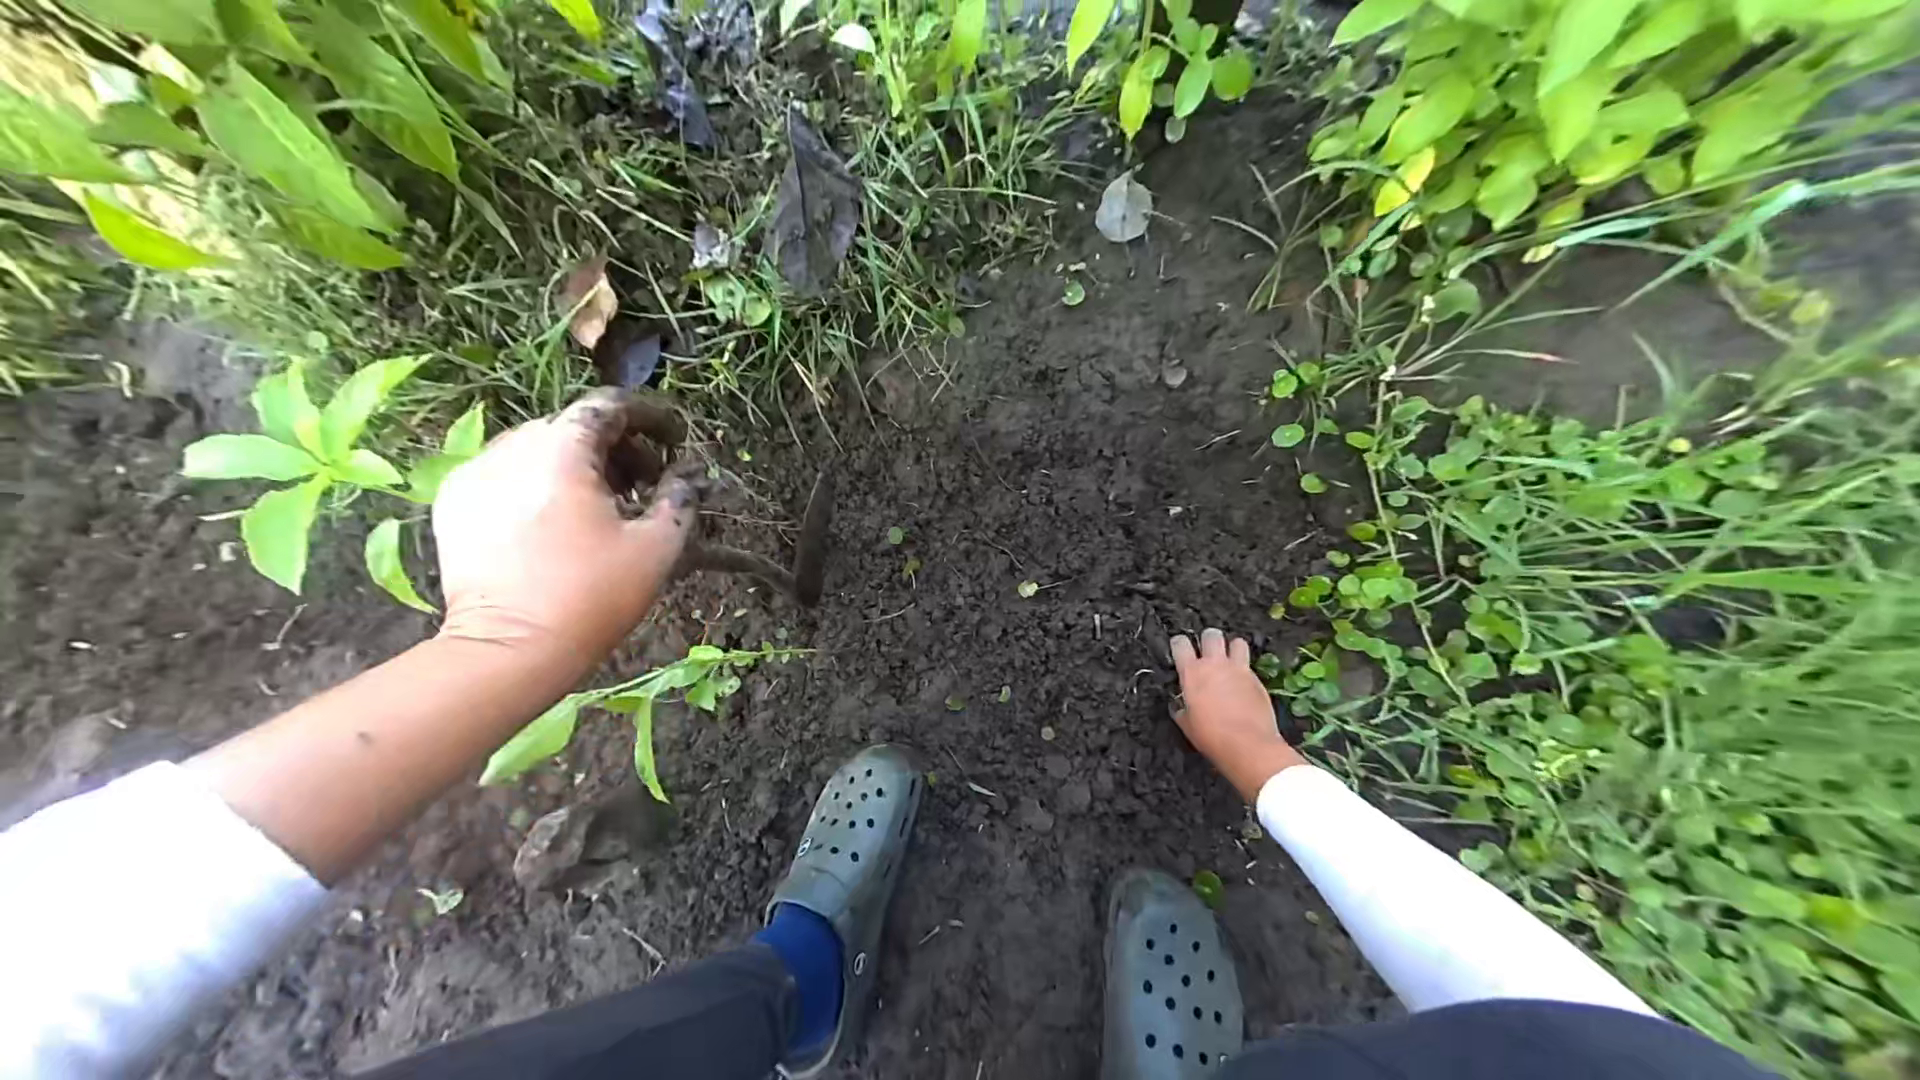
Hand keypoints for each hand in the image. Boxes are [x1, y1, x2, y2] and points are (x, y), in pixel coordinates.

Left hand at [432, 389, 696, 673]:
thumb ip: (679, 498)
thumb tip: (686, 478)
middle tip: (646, 484)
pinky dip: (542, 482)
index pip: (609, 406)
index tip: (675, 442)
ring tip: (605, 505)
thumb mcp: (657, 546)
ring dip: (581, 463)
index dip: (651, 417)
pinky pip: (509, 472)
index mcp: (563, 453)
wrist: (511, 649)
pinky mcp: (455, 503)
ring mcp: (475, 475)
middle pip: (575, 425)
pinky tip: (559, 520)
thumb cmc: (593, 595)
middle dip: (619, 446)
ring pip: (540, 447)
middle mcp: (512, 450)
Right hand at [1171, 627, 1305, 801]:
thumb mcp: (1187, 723)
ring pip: (1237, 642)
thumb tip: (1180, 705)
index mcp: (1192, 672)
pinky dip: (1245, 671)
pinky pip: (1250, 666)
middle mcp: (1216, 664)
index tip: (1179, 650)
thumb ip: (1182, 708)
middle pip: (1211, 635)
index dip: (1178, 644)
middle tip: (1207, 652)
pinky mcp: (1258, 680)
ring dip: (1232, 648)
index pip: (1180, 643)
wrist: (1249, 746)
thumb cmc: (1211, 736)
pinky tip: (1242, 684)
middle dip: (1208, 639)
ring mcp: (1239, 670)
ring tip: (1229, 660)